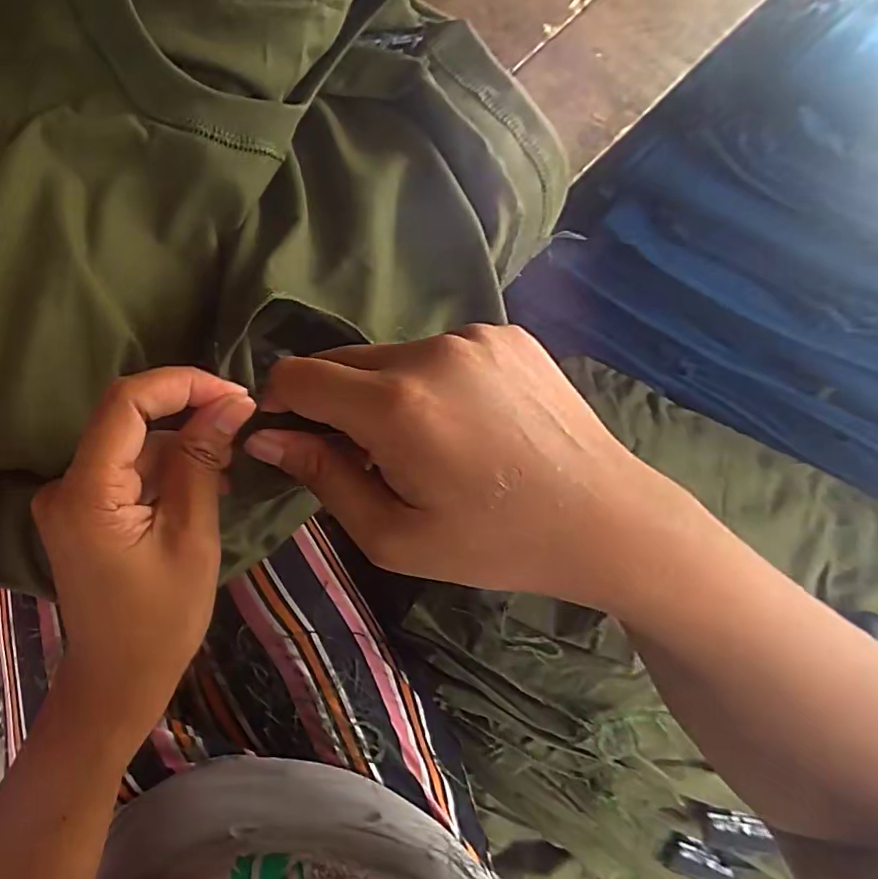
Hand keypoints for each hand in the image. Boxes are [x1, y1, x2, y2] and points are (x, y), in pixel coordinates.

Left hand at [33, 368, 255, 720]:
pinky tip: (201, 487)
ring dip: (179, 446)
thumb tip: (230, 402)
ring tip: (227, 469)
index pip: (125, 403)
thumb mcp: (192, 537)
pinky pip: (123, 471)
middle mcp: (63, 484)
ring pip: (130, 445)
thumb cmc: (160, 622)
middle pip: (126, 420)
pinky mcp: (78, 510)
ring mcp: (66, 497)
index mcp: (86, 492)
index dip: (180, 384)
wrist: (116, 680)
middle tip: (239, 424)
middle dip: (185, 413)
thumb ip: (202, 460)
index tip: (232, 393)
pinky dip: (162, 471)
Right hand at [243, 324, 694, 608]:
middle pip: (335, 361)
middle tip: (353, 454)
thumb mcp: (391, 535)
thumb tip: (264, 437)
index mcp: (395, 406)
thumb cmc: (493, 544)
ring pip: (383, 357)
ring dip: (375, 393)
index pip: (297, 376)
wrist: (612, 523)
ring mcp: (471, 336)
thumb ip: (321, 476)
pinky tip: (458, 422)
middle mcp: (428, 353)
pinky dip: (421, 381)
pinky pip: (430, 352)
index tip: (283, 435)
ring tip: (415, 442)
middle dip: (325, 402)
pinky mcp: (504, 335)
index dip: (275, 403)